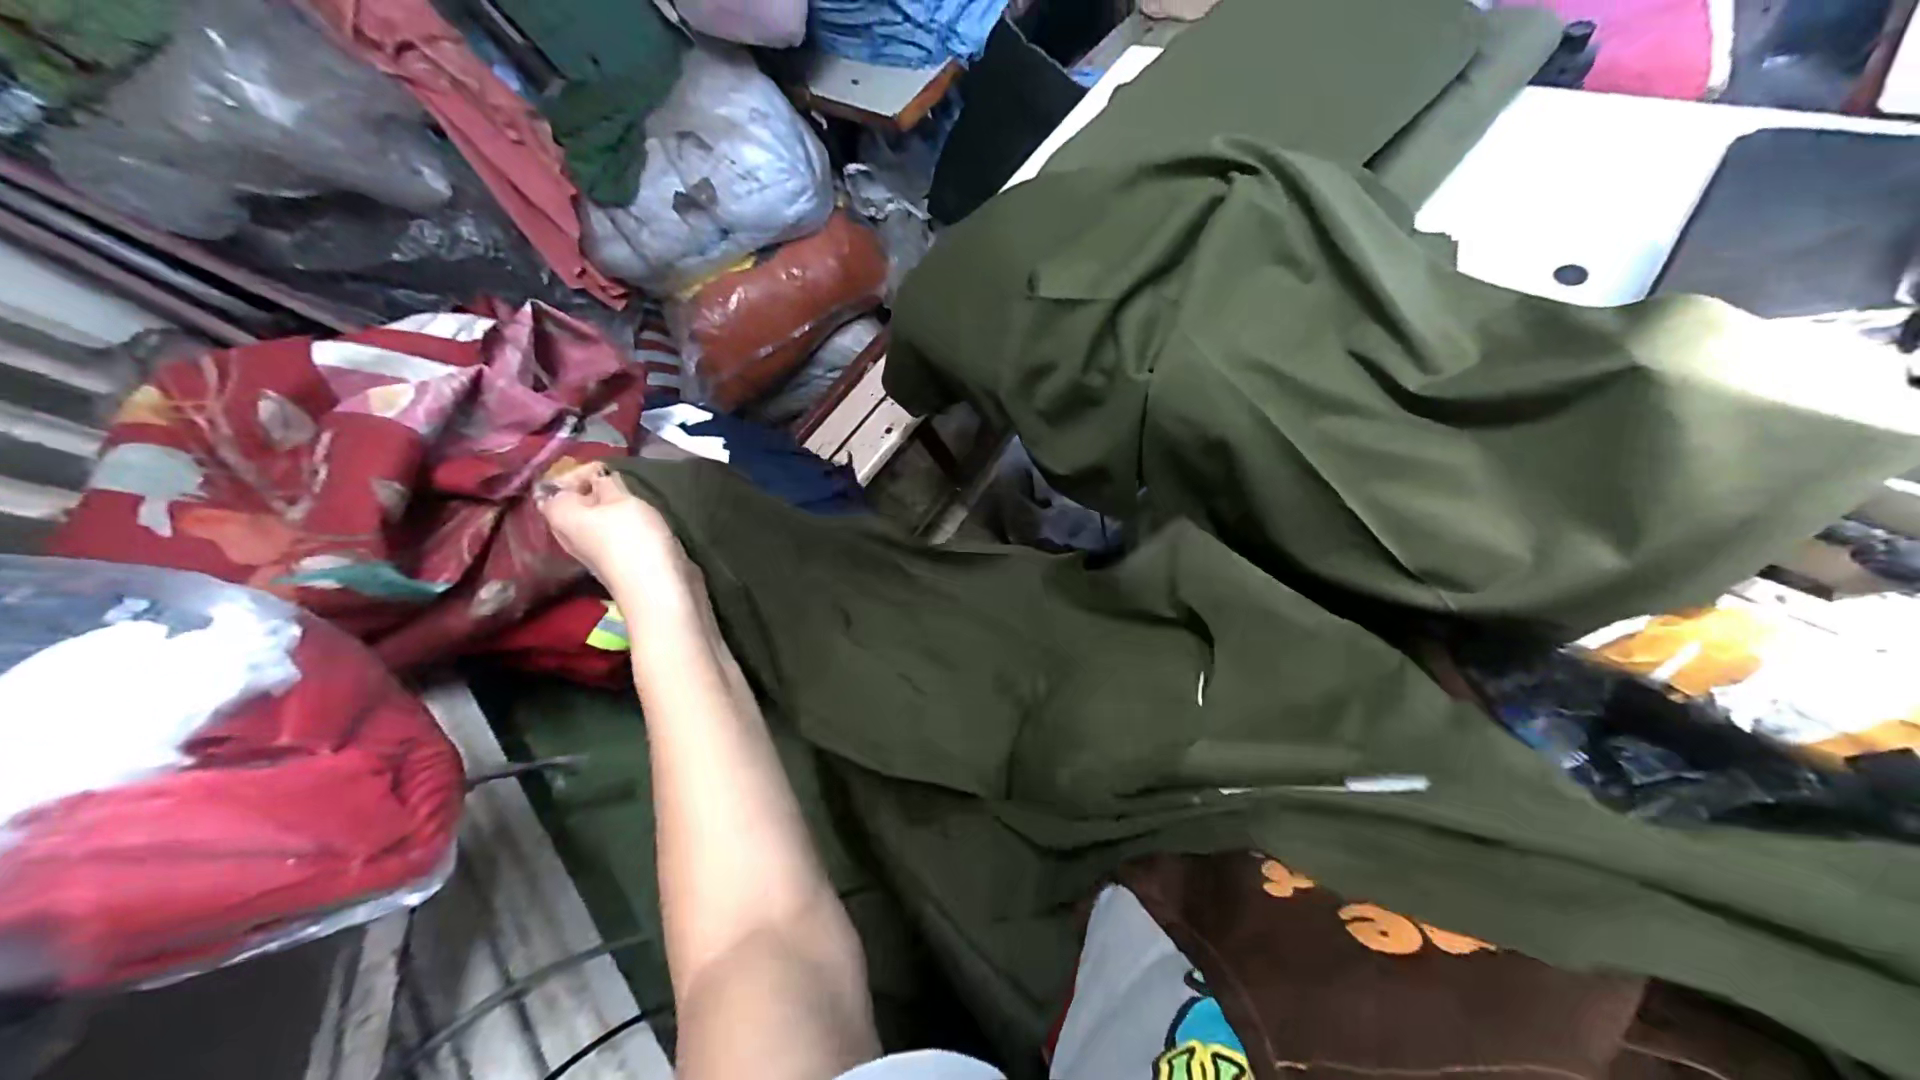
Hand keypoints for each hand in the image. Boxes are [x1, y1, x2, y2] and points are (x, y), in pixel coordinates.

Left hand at [536, 462, 698, 605]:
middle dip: (597, 490)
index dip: (580, 472)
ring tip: (638, 498)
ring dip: (614, 507)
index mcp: (560, 515)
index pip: (556, 485)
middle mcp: (569, 534)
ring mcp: (592, 551)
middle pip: (576, 504)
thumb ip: (607, 482)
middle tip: (625, 481)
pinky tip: (644, 520)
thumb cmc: (633, 537)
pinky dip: (625, 524)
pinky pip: (613, 534)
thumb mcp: (621, 498)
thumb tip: (599, 479)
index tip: (609, 468)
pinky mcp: (615, 562)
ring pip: (596, 519)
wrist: (658, 587)